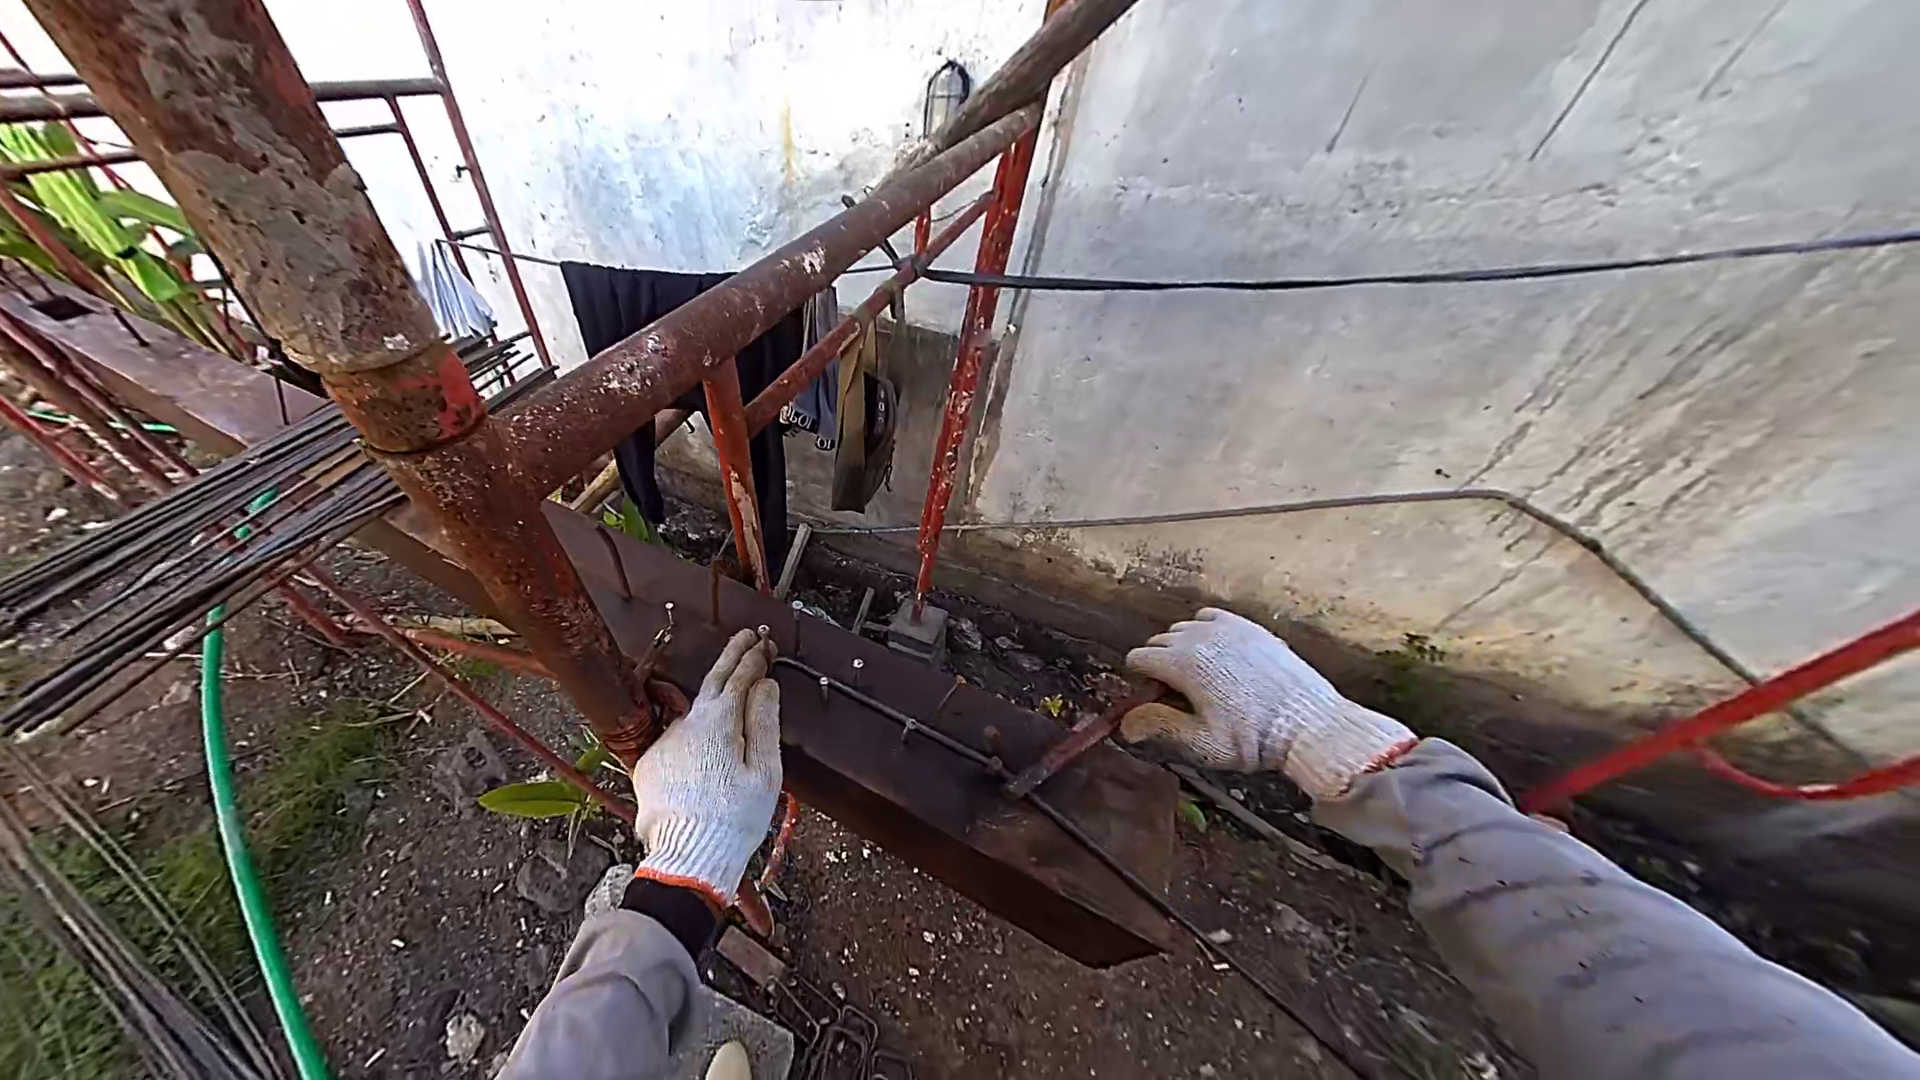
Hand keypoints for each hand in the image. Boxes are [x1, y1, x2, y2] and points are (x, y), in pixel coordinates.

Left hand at [629, 629, 781, 905]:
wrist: (686, 860)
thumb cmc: (735, 818)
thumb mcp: (764, 770)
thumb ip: (764, 722)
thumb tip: (765, 685)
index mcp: (719, 723)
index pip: (740, 678)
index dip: (755, 658)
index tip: (765, 644)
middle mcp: (688, 725)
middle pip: (713, 679)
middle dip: (733, 655)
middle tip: (748, 637)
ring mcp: (666, 742)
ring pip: (696, 711)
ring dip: (715, 697)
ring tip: (734, 691)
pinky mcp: (652, 763)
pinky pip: (681, 736)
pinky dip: (697, 730)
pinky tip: (710, 742)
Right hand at [1122, 607, 1414, 799]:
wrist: (1312, 726)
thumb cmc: (1256, 738)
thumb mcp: (1203, 743)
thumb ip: (1160, 728)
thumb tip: (1125, 724)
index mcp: (1183, 663)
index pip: (1138, 657)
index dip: (1141, 679)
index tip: (1156, 696)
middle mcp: (1199, 637)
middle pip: (1158, 642)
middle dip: (1160, 664)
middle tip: (1179, 693)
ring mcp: (1226, 628)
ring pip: (1182, 629)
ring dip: (1181, 647)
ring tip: (1200, 676)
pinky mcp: (1248, 627)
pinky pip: (1210, 618)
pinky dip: (1204, 631)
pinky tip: (1217, 655)